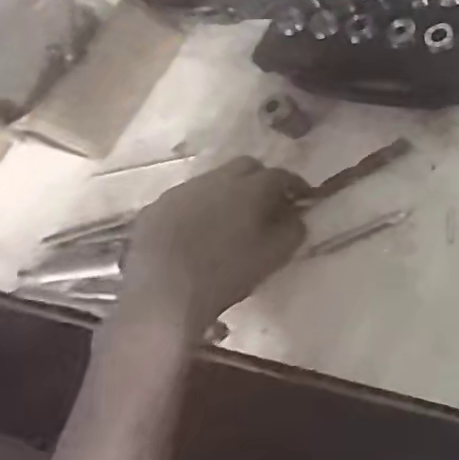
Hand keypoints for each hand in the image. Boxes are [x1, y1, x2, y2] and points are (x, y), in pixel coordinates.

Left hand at [120, 158, 309, 328]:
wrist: (163, 294)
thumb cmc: (229, 272)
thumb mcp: (277, 254)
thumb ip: (294, 228)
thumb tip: (295, 214)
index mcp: (250, 189)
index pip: (281, 174)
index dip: (296, 184)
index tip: (303, 198)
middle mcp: (215, 180)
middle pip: (246, 166)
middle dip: (262, 179)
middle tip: (269, 203)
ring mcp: (180, 191)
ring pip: (213, 179)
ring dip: (229, 192)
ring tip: (233, 219)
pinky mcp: (155, 208)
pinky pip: (186, 198)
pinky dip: (201, 206)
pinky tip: (200, 231)